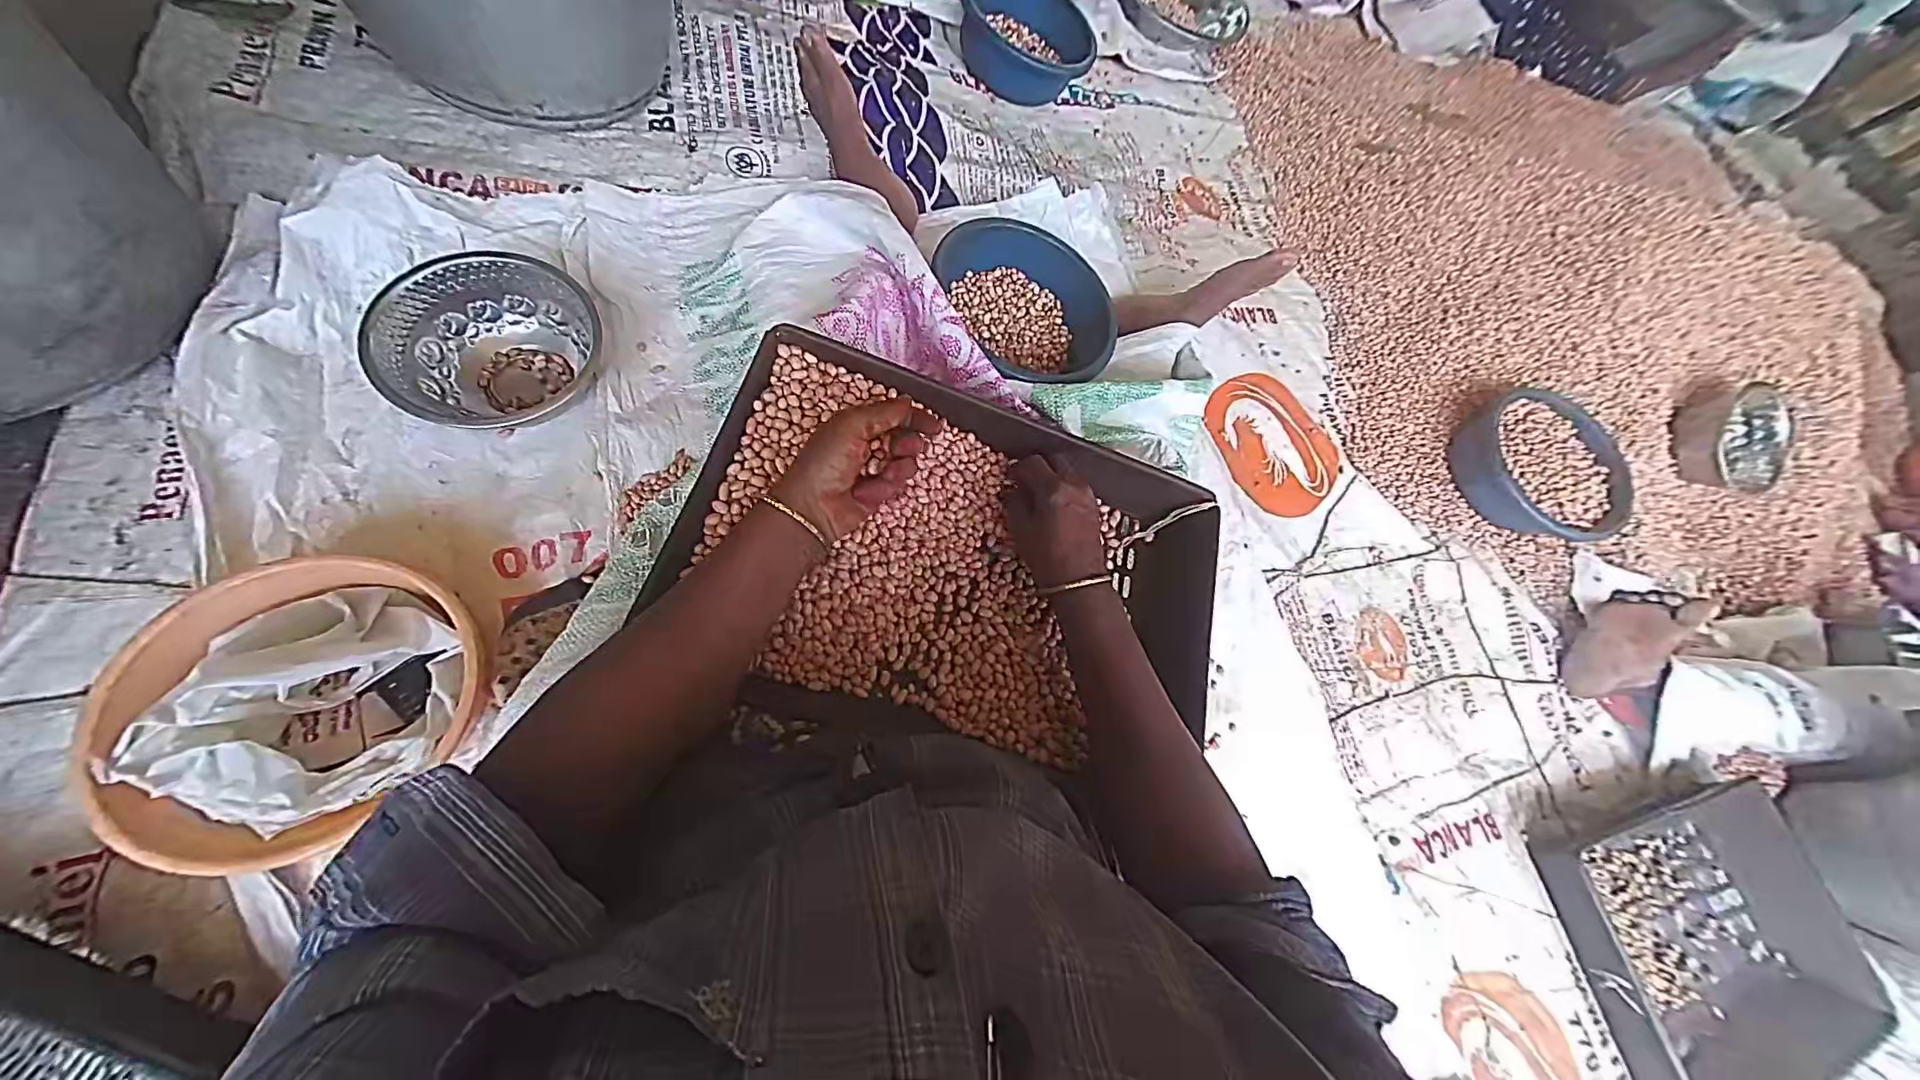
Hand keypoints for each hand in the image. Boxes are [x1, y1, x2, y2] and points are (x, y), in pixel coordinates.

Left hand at [773, 398, 941, 543]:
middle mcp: (867, 443)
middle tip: (902, 450)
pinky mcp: (878, 491)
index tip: (934, 425)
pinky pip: (898, 484)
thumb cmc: (823, 463)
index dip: (915, 418)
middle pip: (905, 438)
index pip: (894, 414)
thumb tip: (908, 403)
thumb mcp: (851, 426)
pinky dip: (886, 487)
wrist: (813, 507)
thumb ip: (883, 412)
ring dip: (897, 468)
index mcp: (858, 423)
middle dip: (908, 444)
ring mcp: (874, 468)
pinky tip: (868, 491)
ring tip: (881, 474)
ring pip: (906, 463)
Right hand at [1003, 454, 1106, 586]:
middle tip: (1025, 479)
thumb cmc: (1047, 558)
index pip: (1032, 463)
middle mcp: (1073, 485)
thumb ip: (1015, 502)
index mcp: (1052, 489)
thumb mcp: (1021, 530)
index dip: (1017, 467)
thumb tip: (1012, 490)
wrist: (1079, 579)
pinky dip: (1064, 485)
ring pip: (1068, 470)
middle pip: (1054, 459)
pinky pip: (1077, 484)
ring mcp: (1087, 493)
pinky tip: (1054, 502)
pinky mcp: (1094, 504)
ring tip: (1039, 491)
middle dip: (1038, 465)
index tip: (1010, 476)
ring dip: (1052, 474)